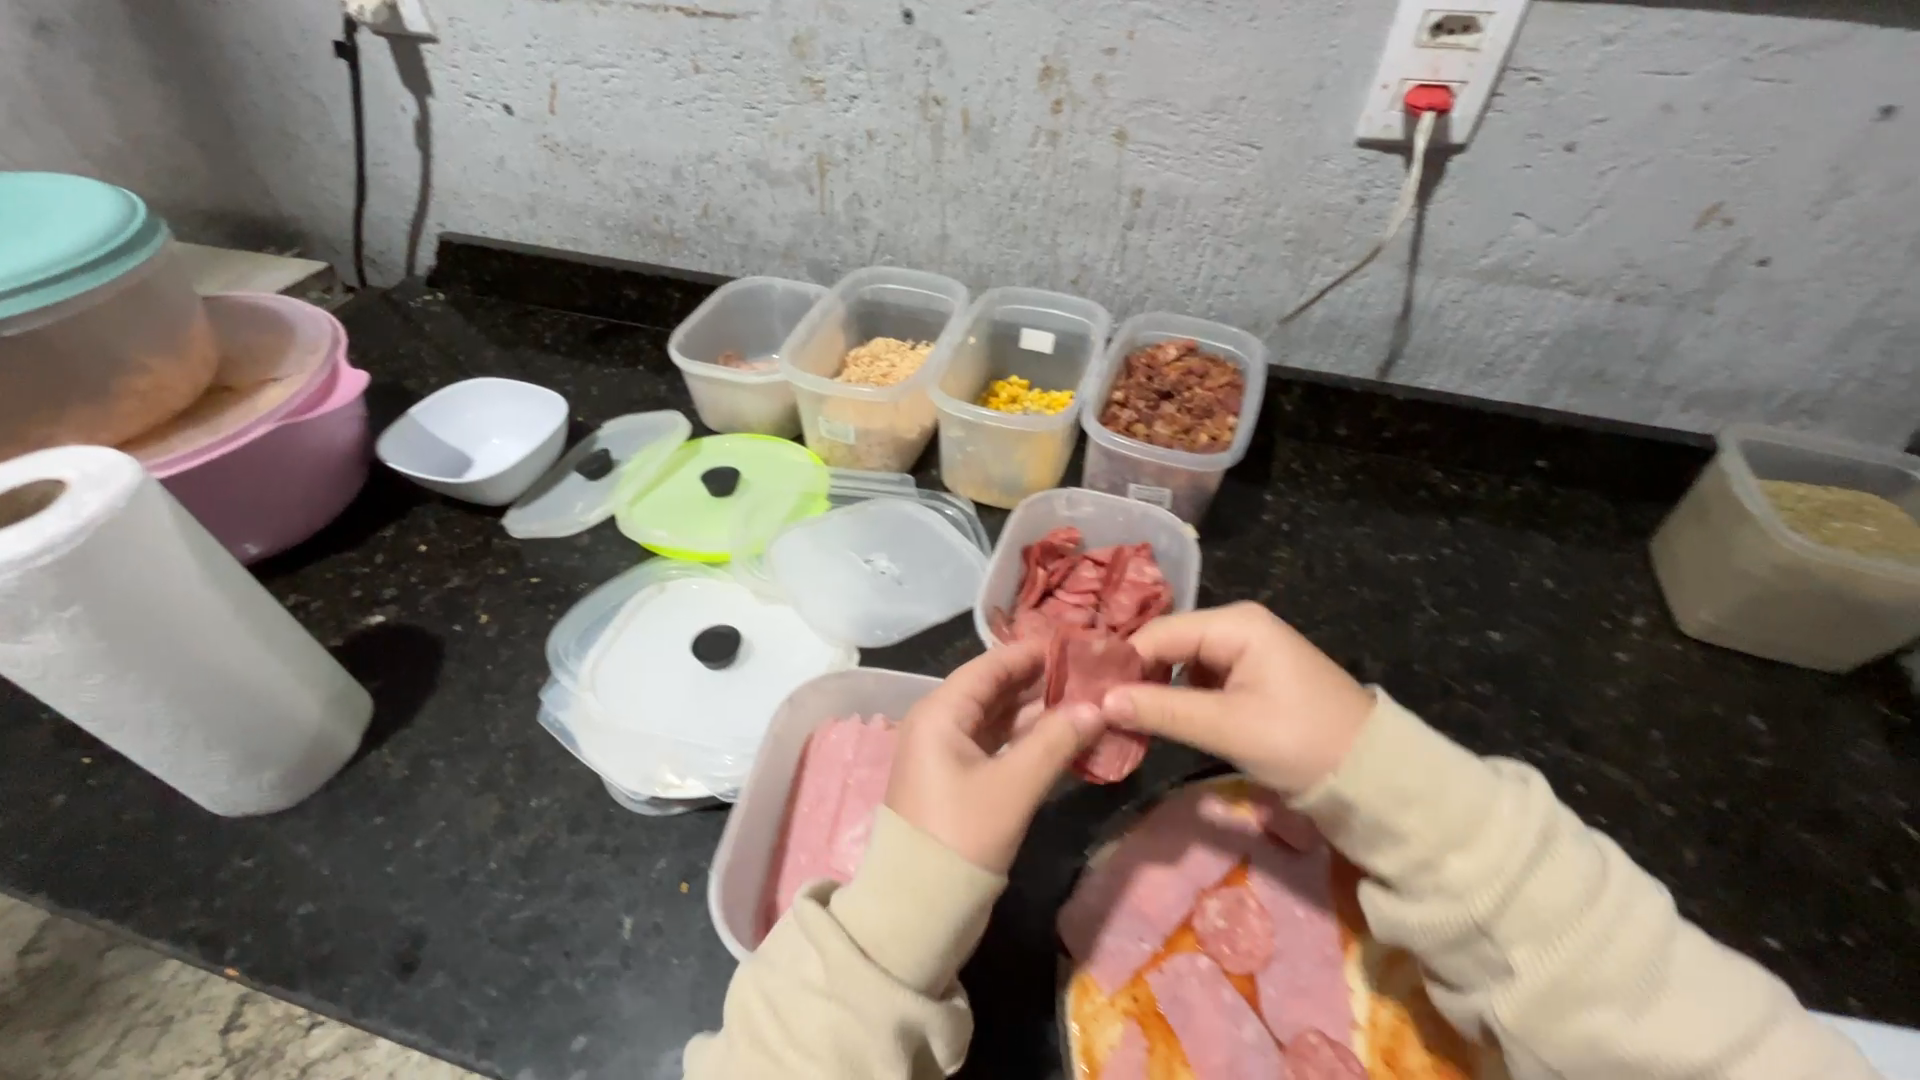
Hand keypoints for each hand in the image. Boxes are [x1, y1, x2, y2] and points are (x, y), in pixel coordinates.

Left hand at [886, 641, 1106, 874]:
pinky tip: (1066, 736)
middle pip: (996, 689)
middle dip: (1042, 682)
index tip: (1079, 645)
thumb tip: (1099, 706)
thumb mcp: (1014, 786)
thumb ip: (1056, 740)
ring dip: (1039, 711)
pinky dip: (1028, 739)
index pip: (991, 665)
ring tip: (1088, 701)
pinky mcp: (958, 778)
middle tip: (1093, 674)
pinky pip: (997, 745)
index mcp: (940, 712)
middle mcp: (940, 722)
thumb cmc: (962, 836)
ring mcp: (947, 752)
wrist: (919, 907)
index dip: (1034, 653)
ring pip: (998, 718)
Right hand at [1100, 602, 1374, 793]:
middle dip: (1135, 675)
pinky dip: (1177, 698)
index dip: (1122, 662)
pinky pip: (1199, 679)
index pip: (1158, 633)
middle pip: (1167, 644)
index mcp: (1235, 624)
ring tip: (1121, 719)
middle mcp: (1236, 626)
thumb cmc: (1301, 741)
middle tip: (1101, 711)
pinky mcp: (1250, 676)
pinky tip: (1156, 720)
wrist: (1373, 776)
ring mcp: (1244, 650)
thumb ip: (1162, 710)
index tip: (1089, 696)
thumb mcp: (1227, 726)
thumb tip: (1101, 701)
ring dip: (1154, 689)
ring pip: (1180, 663)